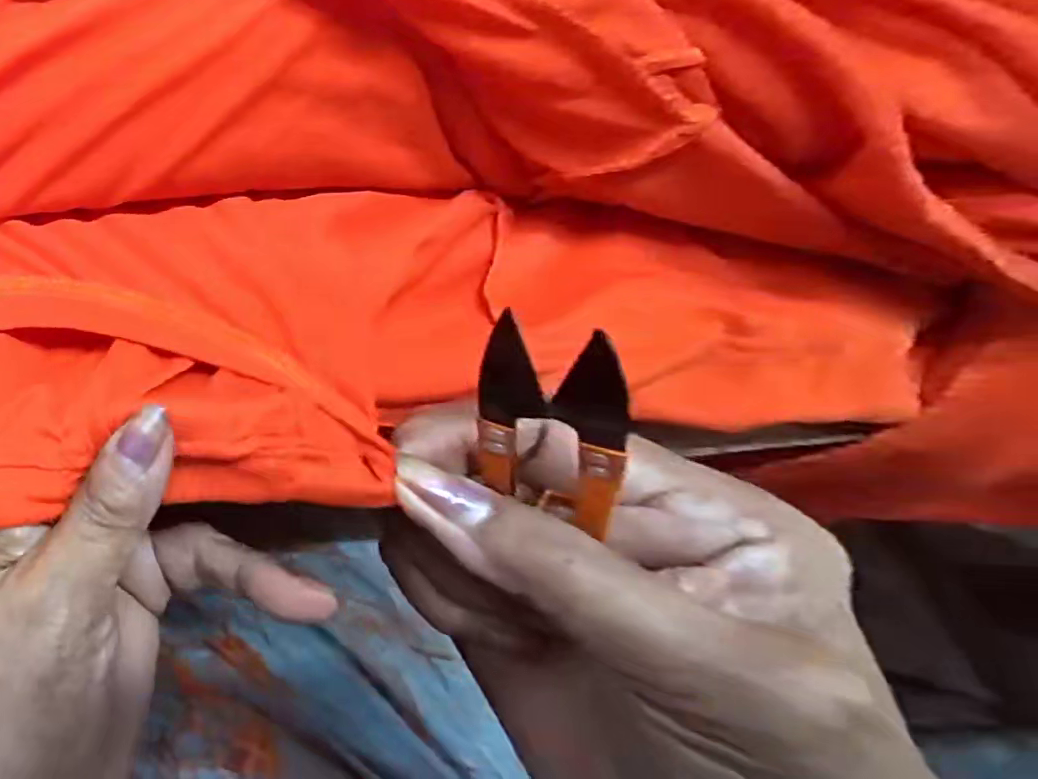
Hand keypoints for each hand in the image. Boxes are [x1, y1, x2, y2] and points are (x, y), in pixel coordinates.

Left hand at [0, 405, 337, 778]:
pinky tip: (305, 598)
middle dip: (189, 431)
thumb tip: (152, 419)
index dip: (114, 384)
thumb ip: (106, 511)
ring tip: (300, 482)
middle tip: (255, 401)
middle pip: (130, 450)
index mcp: (20, 491)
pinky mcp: (151, 571)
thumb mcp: (60, 596)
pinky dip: (254, 577)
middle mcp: (67, 499)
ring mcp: (114, 533)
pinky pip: (207, 557)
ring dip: (241, 506)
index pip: (66, 421)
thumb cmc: (22, 686)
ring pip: (180, 497)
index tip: (174, 351)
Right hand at [381, 405, 931, 778]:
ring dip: (445, 563)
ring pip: (439, 511)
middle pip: (480, 465)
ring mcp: (539, 561)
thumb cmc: (772, 766)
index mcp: (685, 505)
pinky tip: (490, 639)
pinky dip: (433, 592)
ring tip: (502, 628)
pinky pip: (422, 561)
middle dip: (455, 511)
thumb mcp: (693, 658)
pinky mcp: (490, 601)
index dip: (472, 432)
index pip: (554, 435)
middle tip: (459, 567)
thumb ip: (556, 564)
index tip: (406, 458)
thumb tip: (415, 481)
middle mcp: (602, 519)